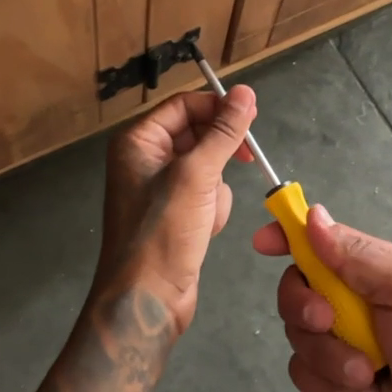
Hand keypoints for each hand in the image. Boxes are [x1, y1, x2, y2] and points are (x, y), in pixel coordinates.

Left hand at [95, 87, 256, 333]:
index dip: (218, 108)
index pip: (184, 105)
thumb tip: (245, 91)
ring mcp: (160, 187)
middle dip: (218, 155)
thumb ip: (223, 132)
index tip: (252, 118)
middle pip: (198, 134)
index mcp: (139, 141)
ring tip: (206, 212)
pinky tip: (205, 229)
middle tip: (246, 159)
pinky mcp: (175, 212)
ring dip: (216, 188)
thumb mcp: (197, 175)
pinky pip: (207, 194)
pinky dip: (213, 208)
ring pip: (208, 166)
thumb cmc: (163, 231)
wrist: (147, 300)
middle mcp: (145, 158)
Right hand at [253, 207, 391, 391]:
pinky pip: (301, 372)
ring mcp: (336, 341)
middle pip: (294, 287)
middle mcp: (347, 300)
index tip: (264, 243)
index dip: (288, 234)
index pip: (319, 240)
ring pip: (295, 333)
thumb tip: (313, 217)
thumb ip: (360, 257)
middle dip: (304, 305)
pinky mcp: (329, 381)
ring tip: (367, 375)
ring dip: (328, 356)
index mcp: (370, 270)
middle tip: (327, 321)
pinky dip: (329, 385)